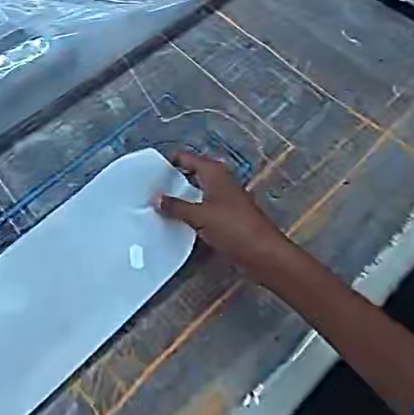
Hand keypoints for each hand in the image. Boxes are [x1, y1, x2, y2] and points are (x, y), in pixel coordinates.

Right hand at [154, 151, 292, 270]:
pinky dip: (189, 211)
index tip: (147, 170)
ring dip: (180, 198)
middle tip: (149, 188)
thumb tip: (156, 199)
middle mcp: (220, 182)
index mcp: (214, 173)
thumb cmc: (234, 228)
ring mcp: (224, 200)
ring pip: (196, 193)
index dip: (167, 161)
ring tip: (157, 204)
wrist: (266, 256)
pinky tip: (175, 220)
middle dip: (171, 180)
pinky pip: (202, 208)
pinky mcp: (227, 217)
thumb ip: (175, 206)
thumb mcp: (199, 216)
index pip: (185, 158)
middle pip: (190, 174)